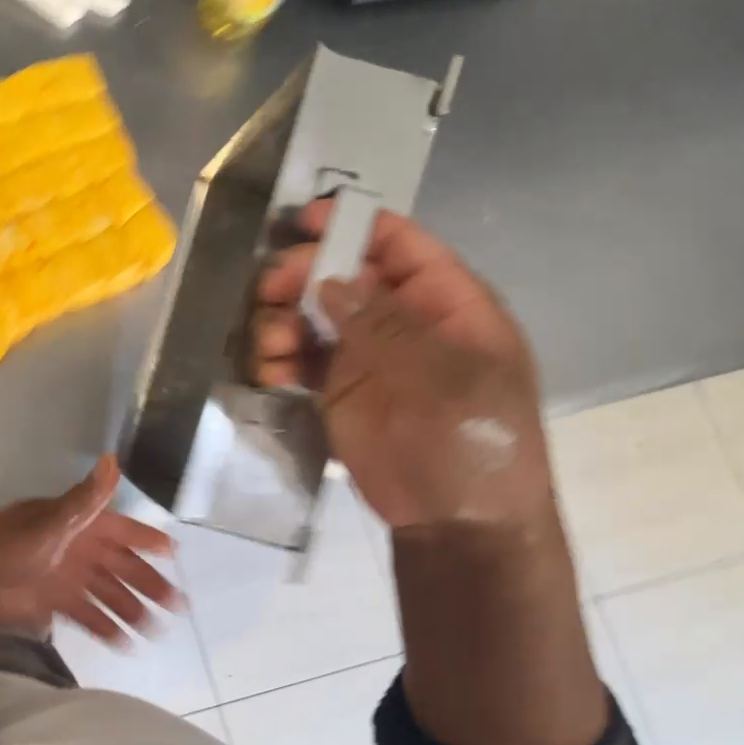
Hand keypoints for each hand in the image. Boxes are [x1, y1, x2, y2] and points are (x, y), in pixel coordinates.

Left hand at [0, 456, 177, 644]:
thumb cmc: (5, 546)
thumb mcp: (49, 522)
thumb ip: (84, 498)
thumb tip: (113, 458)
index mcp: (76, 524)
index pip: (120, 529)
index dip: (145, 539)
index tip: (174, 553)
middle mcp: (76, 549)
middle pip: (120, 566)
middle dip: (148, 582)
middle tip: (177, 606)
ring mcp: (65, 578)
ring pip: (107, 593)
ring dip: (131, 609)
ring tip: (157, 631)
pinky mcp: (52, 604)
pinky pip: (87, 616)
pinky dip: (105, 627)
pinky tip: (125, 644)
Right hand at [254, 203, 604, 744]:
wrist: (458, 523)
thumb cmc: (473, 443)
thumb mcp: (443, 377)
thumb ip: (384, 325)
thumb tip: (328, 280)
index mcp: (448, 305)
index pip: (401, 246)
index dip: (355, 225)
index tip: (303, 221)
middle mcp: (402, 322)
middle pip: (342, 275)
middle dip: (302, 276)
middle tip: (271, 292)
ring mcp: (366, 357)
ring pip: (311, 315)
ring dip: (282, 320)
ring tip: (271, 346)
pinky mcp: (336, 391)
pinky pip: (297, 358)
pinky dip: (276, 358)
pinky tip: (270, 372)